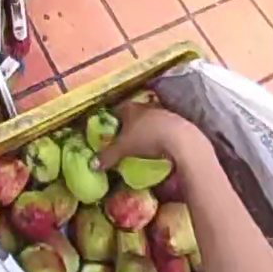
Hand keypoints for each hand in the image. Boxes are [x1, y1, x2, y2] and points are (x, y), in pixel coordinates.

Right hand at [96, 103, 215, 175]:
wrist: (180, 139)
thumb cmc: (147, 138)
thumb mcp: (124, 149)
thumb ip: (108, 155)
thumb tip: (92, 165)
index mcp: (128, 108)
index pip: (114, 111)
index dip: (110, 122)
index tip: (108, 134)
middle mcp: (143, 106)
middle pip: (131, 115)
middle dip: (127, 126)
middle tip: (123, 141)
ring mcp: (160, 112)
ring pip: (147, 120)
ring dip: (144, 130)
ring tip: (141, 146)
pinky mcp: (175, 122)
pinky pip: (161, 127)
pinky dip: (157, 135)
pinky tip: (158, 147)